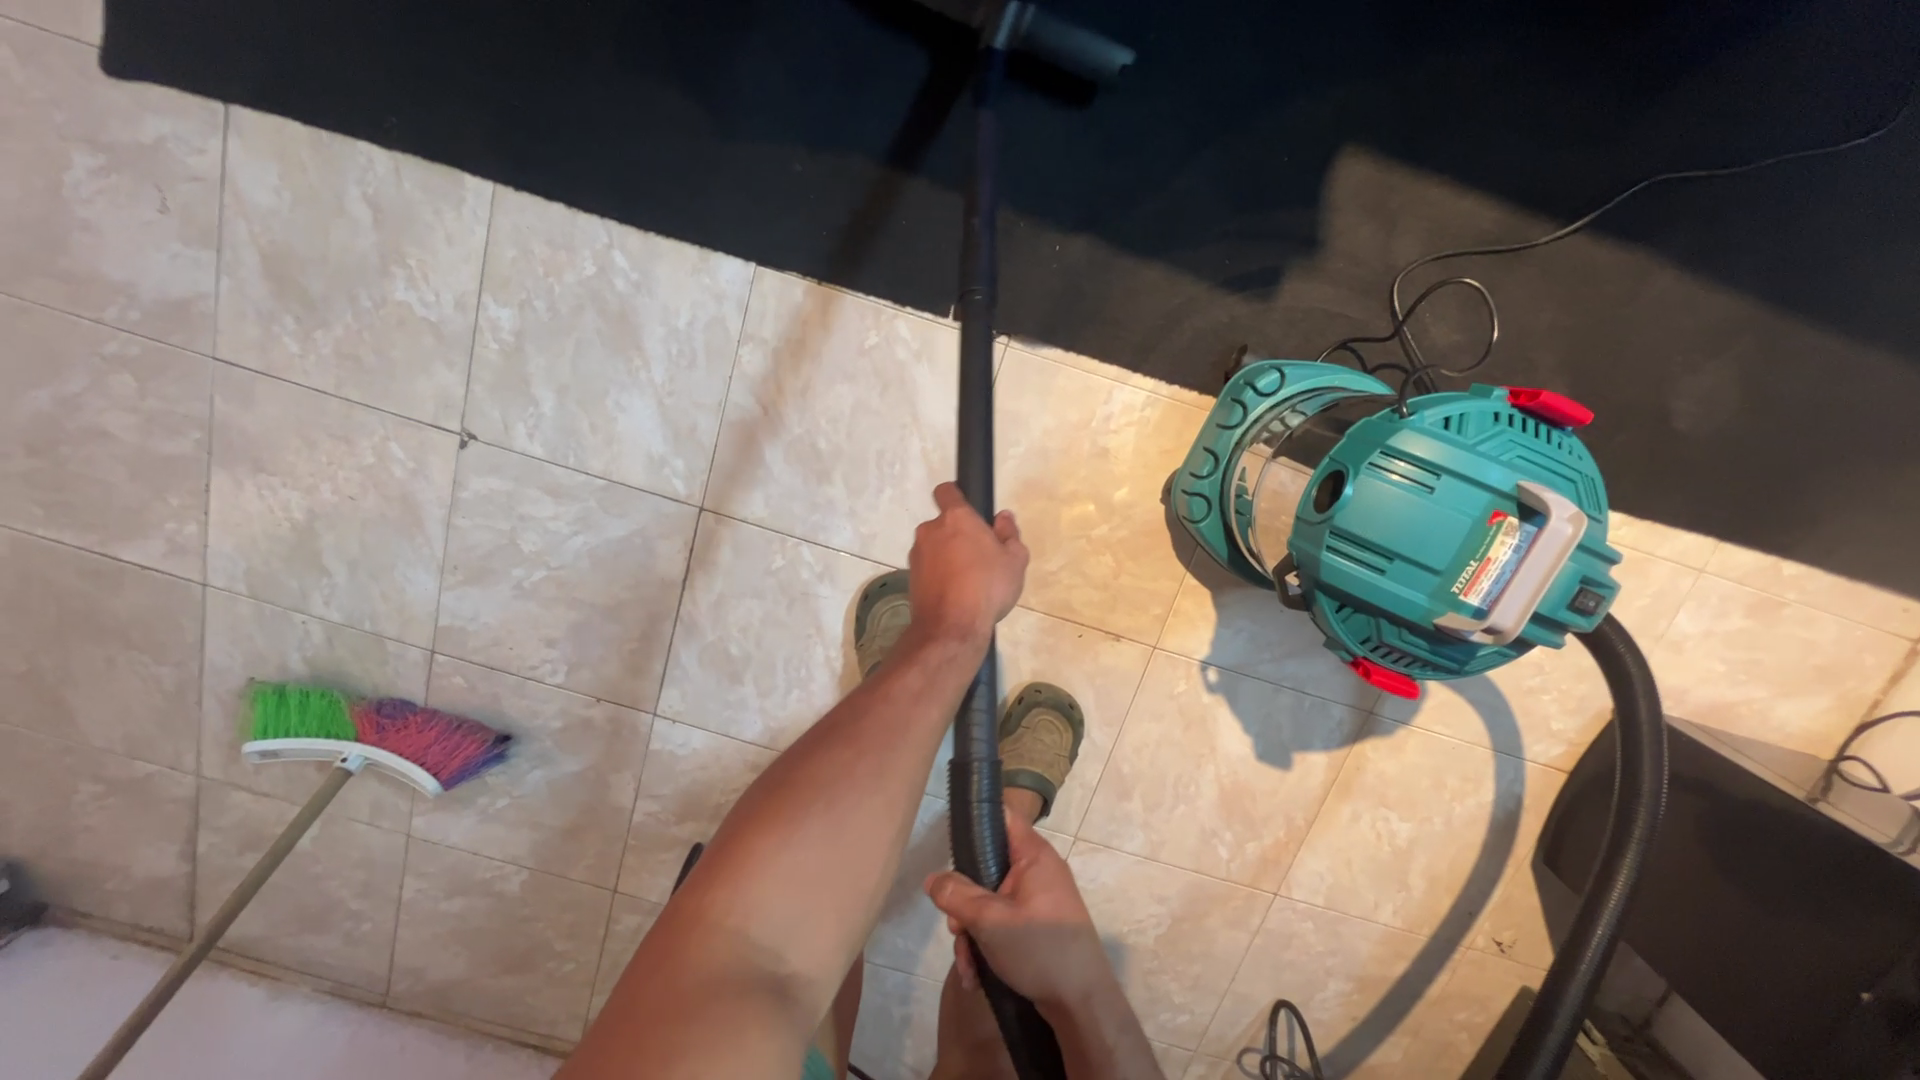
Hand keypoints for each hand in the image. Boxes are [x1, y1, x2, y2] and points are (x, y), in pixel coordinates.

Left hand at [907, 483, 1028, 646]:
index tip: (970, 513)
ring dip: (948, 557)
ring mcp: (917, 555)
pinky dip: (939, 576)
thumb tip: (1003, 518)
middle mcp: (930, 530)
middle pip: (944, 525)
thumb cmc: (988, 587)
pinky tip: (955, 595)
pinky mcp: (910, 577)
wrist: (952, 627)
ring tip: (968, 581)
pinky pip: (928, 568)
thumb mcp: (1015, 560)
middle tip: (980, 557)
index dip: (956, 496)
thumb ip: (1009, 534)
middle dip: (958, 536)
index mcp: (956, 518)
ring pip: (935, 548)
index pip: (947, 491)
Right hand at [924, 812, 1115, 1009]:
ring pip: (990, 904)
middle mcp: (1038, 872)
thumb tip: (933, 879)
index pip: (1003, 817)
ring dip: (972, 933)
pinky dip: (987, 946)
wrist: (1082, 1003)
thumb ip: (956, 895)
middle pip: (986, 869)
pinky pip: (1002, 925)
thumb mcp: (989, 920)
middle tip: (957, 929)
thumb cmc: (1039, 949)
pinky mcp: (1037, 928)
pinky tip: (976, 975)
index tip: (950, 843)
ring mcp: (1039, 902)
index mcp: (1034, 856)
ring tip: (968, 965)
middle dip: (965, 903)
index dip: (976, 821)